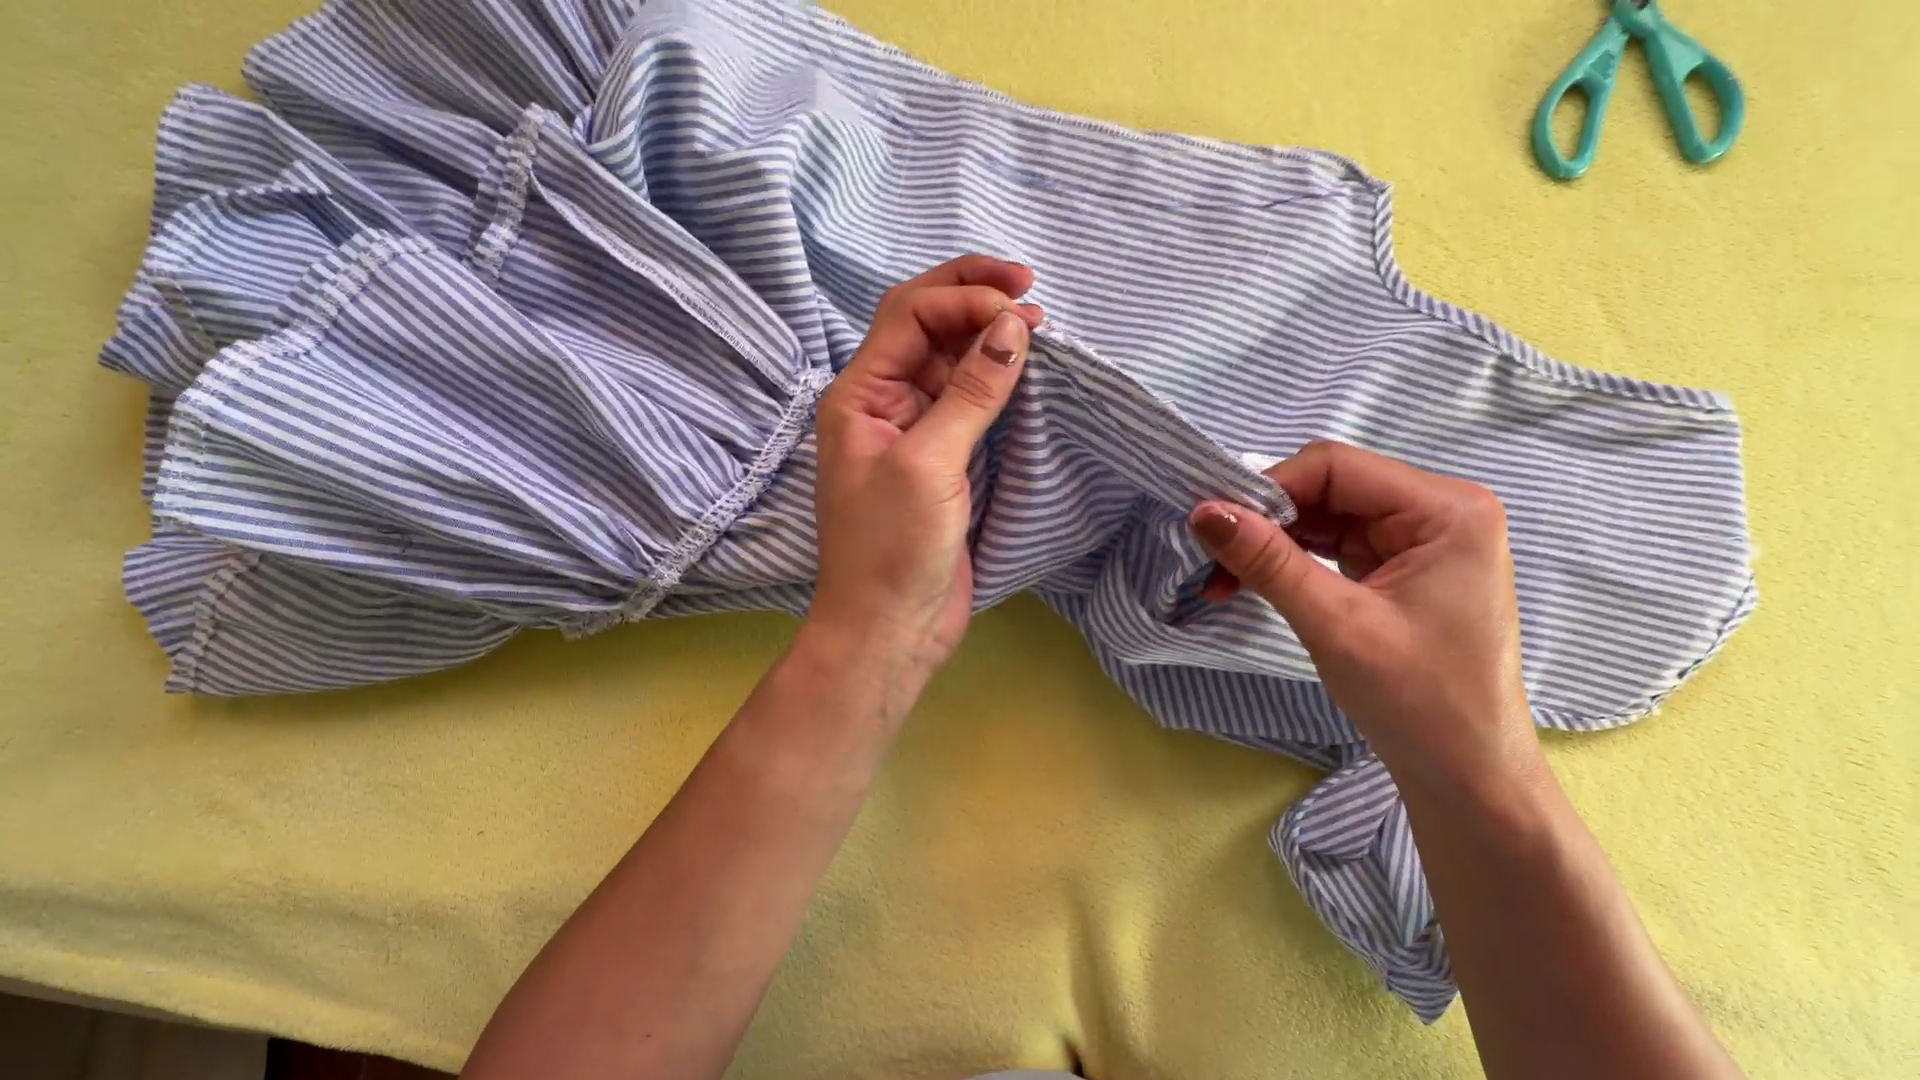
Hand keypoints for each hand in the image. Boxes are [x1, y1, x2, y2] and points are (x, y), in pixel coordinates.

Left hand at [807, 255, 1041, 715]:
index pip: (910, 314)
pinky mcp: (943, 462)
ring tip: (1041, 329)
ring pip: (951, 364)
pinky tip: (1029, 375)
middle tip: (1034, 293)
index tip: (1022, 302)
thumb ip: (970, 393)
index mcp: (860, 395)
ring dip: (991, 341)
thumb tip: (1013, 326)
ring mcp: (914, 433)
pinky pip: (969, 405)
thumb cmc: (892, 551)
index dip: (964, 295)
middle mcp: (883, 403)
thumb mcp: (929, 465)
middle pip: (928, 328)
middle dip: (976, 303)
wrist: (889, 630)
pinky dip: (998, 384)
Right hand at [1189, 441, 1542, 796]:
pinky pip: (1334, 546)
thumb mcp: (1335, 623)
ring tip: (1223, 578)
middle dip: (1267, 521)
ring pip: (1325, 518)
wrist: (1467, 777)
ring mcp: (1421, 541)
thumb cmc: (1418, 701)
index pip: (1336, 467)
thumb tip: (1203, 512)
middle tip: (1212, 556)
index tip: (1214, 522)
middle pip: (1330, 489)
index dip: (1270, 487)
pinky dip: (1292, 562)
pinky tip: (1254, 582)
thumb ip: (1268, 561)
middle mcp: (1440, 512)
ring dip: (1273, 544)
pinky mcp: (1401, 569)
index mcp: (1447, 510)